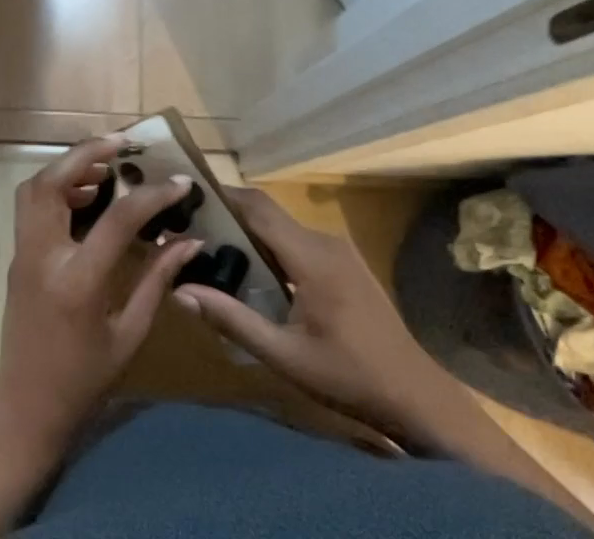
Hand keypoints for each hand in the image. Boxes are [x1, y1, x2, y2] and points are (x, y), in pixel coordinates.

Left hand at [0, 135, 206, 446]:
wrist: (28, 406)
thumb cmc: (86, 378)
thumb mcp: (130, 333)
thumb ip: (157, 281)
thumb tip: (190, 241)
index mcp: (76, 281)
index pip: (115, 220)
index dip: (152, 196)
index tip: (181, 182)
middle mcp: (42, 257)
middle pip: (50, 184)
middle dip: (85, 154)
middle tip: (123, 144)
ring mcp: (22, 255)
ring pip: (32, 190)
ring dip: (67, 168)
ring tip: (108, 167)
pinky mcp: (17, 259)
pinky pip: (31, 209)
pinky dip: (56, 190)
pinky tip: (88, 199)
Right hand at [173, 187, 463, 438]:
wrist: (414, 395)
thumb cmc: (348, 376)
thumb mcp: (282, 354)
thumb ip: (231, 319)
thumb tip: (179, 290)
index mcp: (311, 257)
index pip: (257, 207)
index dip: (220, 197)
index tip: (184, 201)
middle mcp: (325, 242)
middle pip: (266, 213)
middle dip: (227, 218)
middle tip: (187, 232)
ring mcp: (339, 251)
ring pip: (281, 228)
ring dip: (247, 234)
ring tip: (209, 251)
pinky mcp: (345, 264)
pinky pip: (297, 242)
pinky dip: (268, 248)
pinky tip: (250, 273)